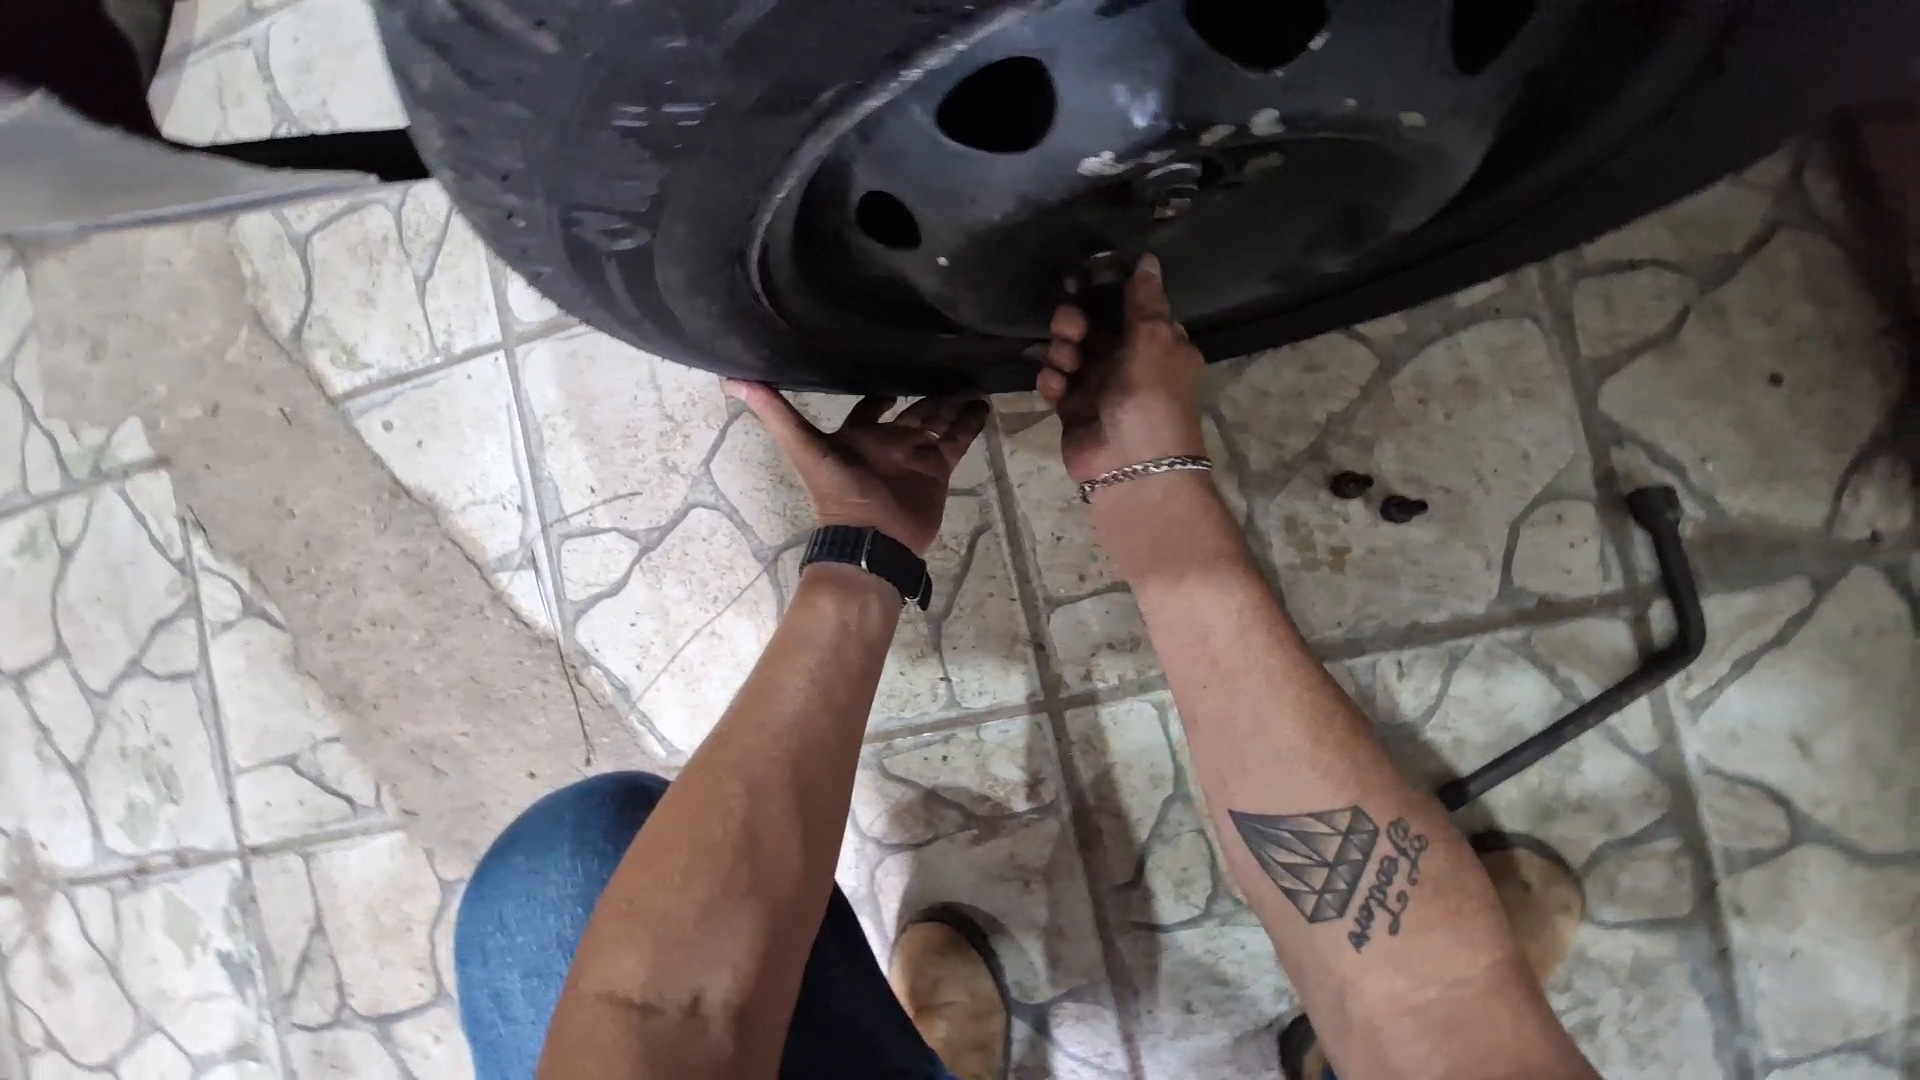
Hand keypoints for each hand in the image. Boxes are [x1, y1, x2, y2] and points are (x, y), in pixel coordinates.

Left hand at [722, 381, 987, 555]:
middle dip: (928, 388)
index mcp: (859, 434)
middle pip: (913, 408)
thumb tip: (731, 379)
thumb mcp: (805, 447)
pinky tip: (984, 401)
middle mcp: (889, 441)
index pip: (871, 404)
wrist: (875, 538)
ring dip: (953, 400)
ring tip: (973, 374)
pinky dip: (971, 422)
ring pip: (939, 420)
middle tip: (947, 358)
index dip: (880, 388)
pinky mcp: (938, 468)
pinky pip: (958, 441)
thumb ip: (775, 414)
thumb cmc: (840, 492)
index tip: (892, 360)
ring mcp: (916, 454)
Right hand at [1038, 254, 1206, 484]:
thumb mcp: (1155, 339)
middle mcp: (1128, 363)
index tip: (1083, 278)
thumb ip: (1145, 299)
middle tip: (1070, 326)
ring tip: (1065, 362)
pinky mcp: (1073, 410)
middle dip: (1075, 322)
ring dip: (1062, 351)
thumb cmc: (1151, 397)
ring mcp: (1098, 388)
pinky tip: (1057, 387)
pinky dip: (1053, 381)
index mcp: (1158, 344)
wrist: (1132, 466)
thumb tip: (1149, 258)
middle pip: (1093, 328)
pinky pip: (1056, 383)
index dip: (1106, 293)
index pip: (1129, 308)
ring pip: (1070, 353)